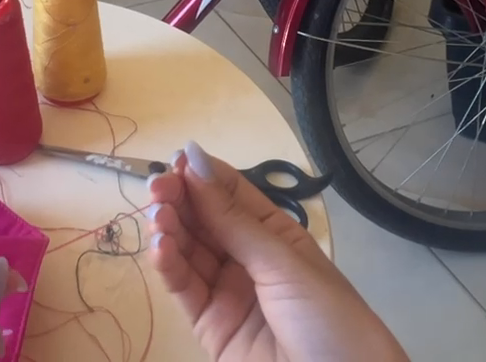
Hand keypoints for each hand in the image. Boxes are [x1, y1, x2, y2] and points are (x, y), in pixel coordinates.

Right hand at [145, 142, 408, 361]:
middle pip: (203, 218)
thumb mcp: (284, 264)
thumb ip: (233, 219)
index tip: (176, 159)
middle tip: (157, 188)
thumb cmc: (328, 321)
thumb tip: (195, 159)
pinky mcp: (209, 325)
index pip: (230, 193)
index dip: (202, 174)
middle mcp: (246, 257)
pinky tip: (160, 247)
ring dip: (169, 228)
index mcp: (273, 234)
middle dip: (178, 198)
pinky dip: (167, 265)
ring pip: (188, 249)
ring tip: (158, 218)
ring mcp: (226, 291)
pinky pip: (184, 287)